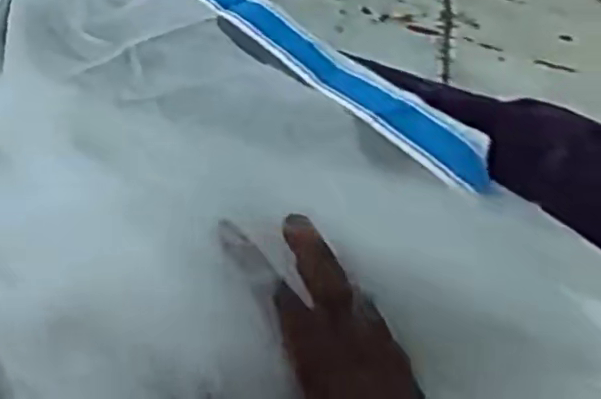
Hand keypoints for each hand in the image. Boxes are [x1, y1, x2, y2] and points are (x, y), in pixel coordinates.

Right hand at [224, 215, 423, 398]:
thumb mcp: (276, 392)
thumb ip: (236, 376)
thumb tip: (190, 363)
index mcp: (315, 349)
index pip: (275, 292)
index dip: (249, 258)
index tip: (225, 225)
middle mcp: (353, 349)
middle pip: (332, 292)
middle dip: (313, 254)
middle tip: (295, 219)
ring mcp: (389, 366)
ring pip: (368, 312)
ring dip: (348, 281)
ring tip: (334, 259)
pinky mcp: (410, 382)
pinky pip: (388, 336)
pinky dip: (373, 314)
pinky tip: (369, 311)